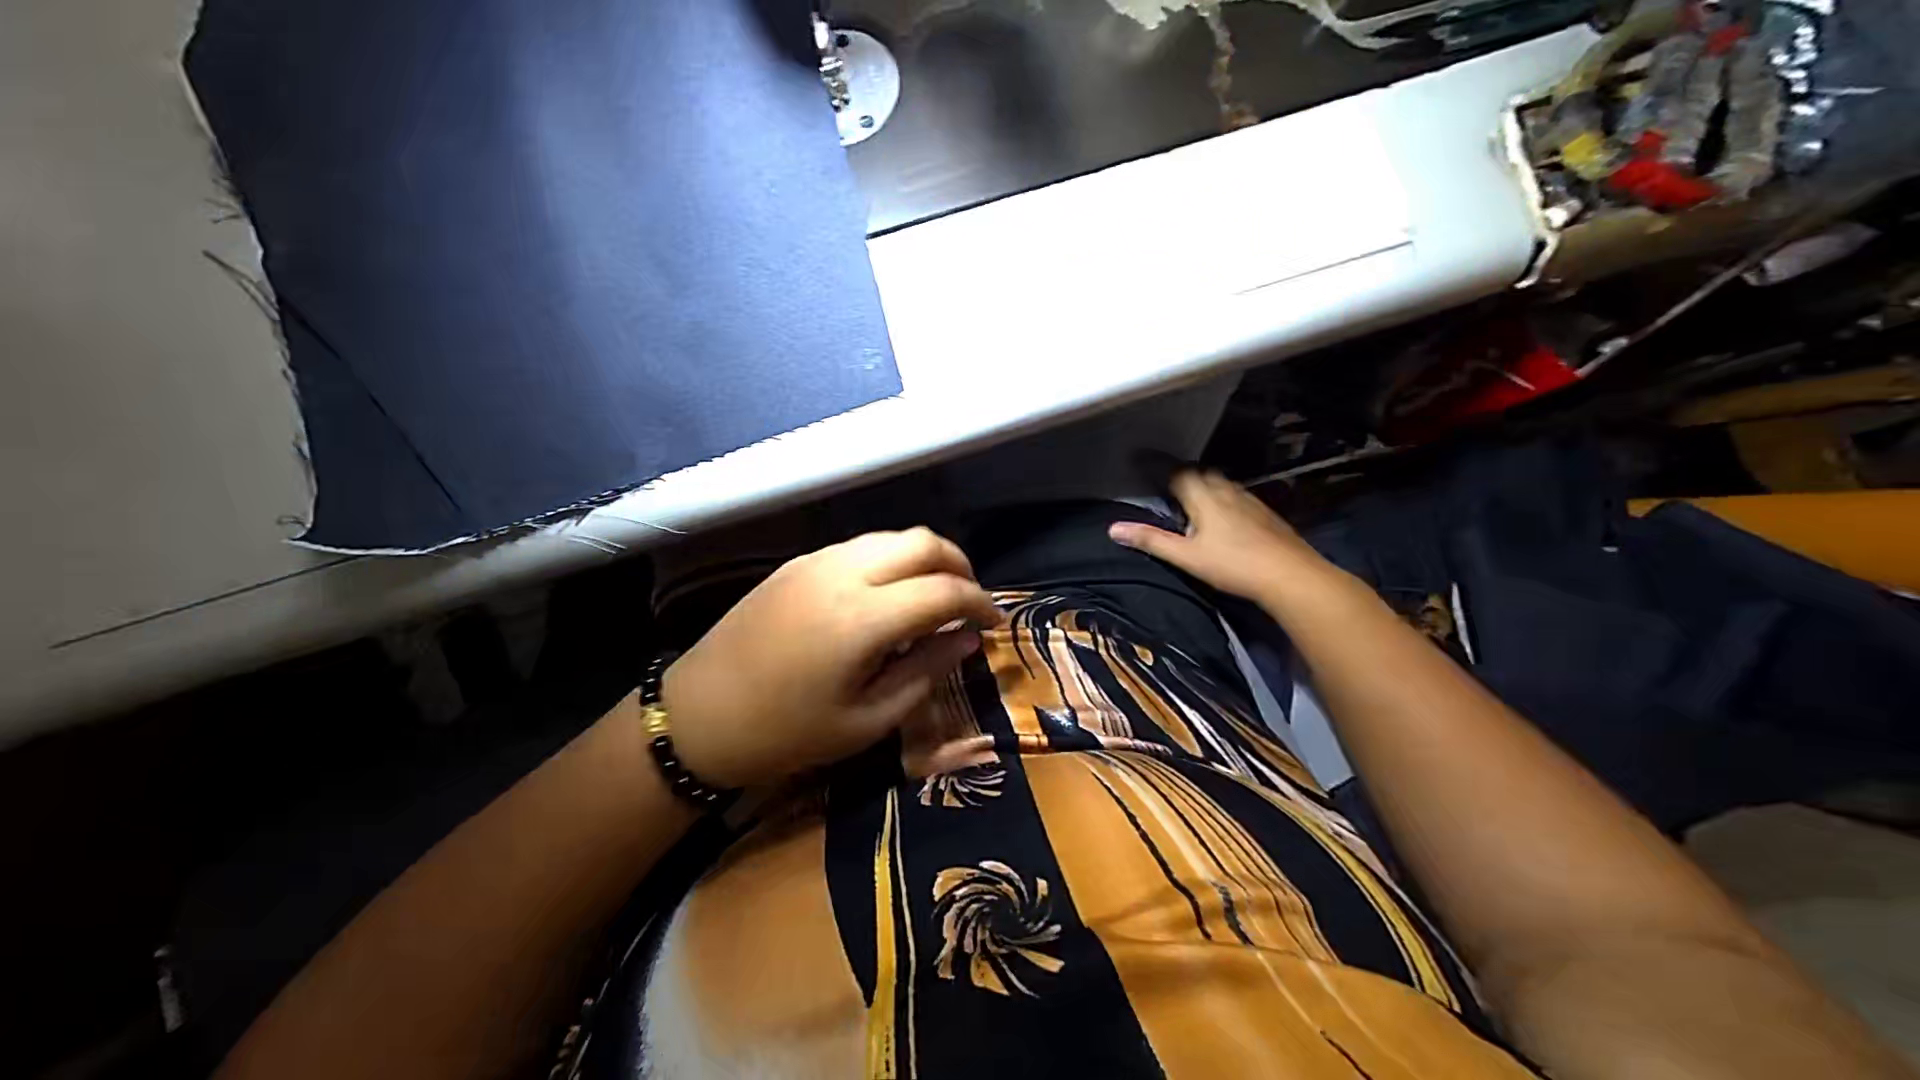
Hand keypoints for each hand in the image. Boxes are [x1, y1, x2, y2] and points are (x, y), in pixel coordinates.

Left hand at [663, 528, 1005, 788]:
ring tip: (934, 597)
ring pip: (892, 536)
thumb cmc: (786, 733)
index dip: (980, 603)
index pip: (945, 589)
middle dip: (960, 566)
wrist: (697, 717)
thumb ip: (925, 672)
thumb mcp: (867, 720)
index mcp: (864, 616)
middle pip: (924, 542)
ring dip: (925, 558)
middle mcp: (844, 572)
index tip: (994, 623)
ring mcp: (817, 561)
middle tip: (970, 603)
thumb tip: (966, 639)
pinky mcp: (797, 564)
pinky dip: (891, 559)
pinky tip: (889, 595)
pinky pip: (861, 546)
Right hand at [1109, 470, 1354, 612]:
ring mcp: (1249, 499)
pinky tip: (1223, 513)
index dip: (1157, 464)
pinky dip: (1222, 496)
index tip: (1140, 458)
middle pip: (1200, 472)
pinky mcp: (1264, 512)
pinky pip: (1236, 494)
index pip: (1176, 472)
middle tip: (1165, 479)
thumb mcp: (1186, 557)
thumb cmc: (1234, 565)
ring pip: (1221, 482)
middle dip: (1182, 473)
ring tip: (1191, 494)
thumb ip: (1151, 541)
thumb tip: (1114, 529)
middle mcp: (1226, 490)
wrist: (1291, 574)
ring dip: (1203, 483)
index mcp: (1204, 497)